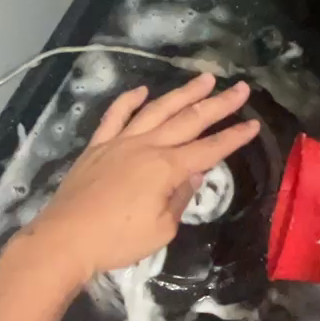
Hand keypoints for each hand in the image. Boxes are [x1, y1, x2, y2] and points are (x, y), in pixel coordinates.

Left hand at [10, 73, 258, 287]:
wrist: (66, 239)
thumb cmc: (117, 241)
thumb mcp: (161, 229)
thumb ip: (179, 198)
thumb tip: (192, 174)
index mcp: (165, 169)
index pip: (208, 150)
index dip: (233, 138)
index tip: (253, 124)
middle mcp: (146, 147)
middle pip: (188, 121)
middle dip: (218, 105)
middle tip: (240, 88)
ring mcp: (119, 143)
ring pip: (156, 110)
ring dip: (182, 93)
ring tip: (204, 79)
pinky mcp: (97, 147)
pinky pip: (115, 116)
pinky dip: (129, 101)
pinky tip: (143, 91)